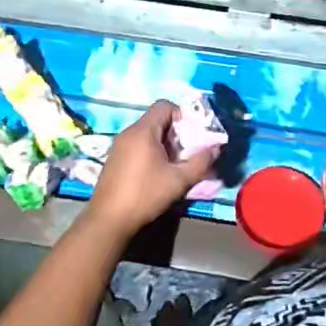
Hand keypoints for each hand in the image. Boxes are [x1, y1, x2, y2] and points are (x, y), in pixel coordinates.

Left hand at [85, 101, 219, 239]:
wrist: (109, 219)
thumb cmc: (145, 195)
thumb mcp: (179, 180)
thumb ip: (201, 162)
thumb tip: (216, 148)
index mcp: (143, 131)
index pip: (164, 105)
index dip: (182, 115)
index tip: (192, 135)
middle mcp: (128, 132)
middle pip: (156, 119)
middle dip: (175, 132)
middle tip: (186, 152)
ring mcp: (118, 145)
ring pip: (147, 133)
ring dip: (163, 143)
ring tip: (173, 165)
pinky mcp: (114, 158)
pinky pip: (136, 144)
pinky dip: (150, 151)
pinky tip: (155, 173)